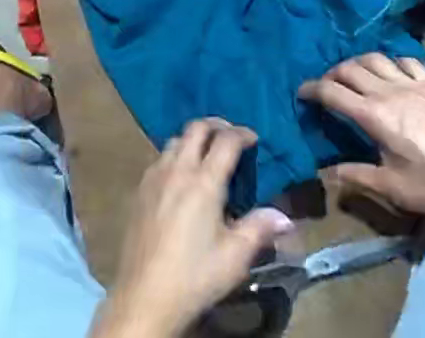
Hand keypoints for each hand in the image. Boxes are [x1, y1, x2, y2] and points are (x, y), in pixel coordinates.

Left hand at [91, 118, 293, 337]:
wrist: (144, 298)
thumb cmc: (194, 276)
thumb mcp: (235, 256)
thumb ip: (260, 229)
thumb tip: (285, 217)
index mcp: (204, 182)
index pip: (226, 141)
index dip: (242, 133)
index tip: (253, 138)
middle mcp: (178, 170)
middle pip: (196, 128)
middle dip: (216, 125)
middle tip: (231, 136)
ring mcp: (154, 178)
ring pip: (175, 140)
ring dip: (193, 139)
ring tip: (206, 154)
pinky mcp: (140, 191)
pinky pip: (159, 158)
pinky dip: (175, 155)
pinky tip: (180, 177)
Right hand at [299, 53, 424, 224]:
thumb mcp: (394, 189)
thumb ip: (358, 175)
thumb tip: (328, 172)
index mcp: (375, 116)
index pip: (333, 93)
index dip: (312, 89)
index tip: (301, 93)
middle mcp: (390, 91)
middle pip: (351, 68)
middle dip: (332, 74)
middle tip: (326, 87)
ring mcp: (415, 83)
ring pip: (376, 58)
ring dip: (358, 63)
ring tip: (354, 76)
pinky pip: (405, 60)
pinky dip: (391, 62)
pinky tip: (392, 74)